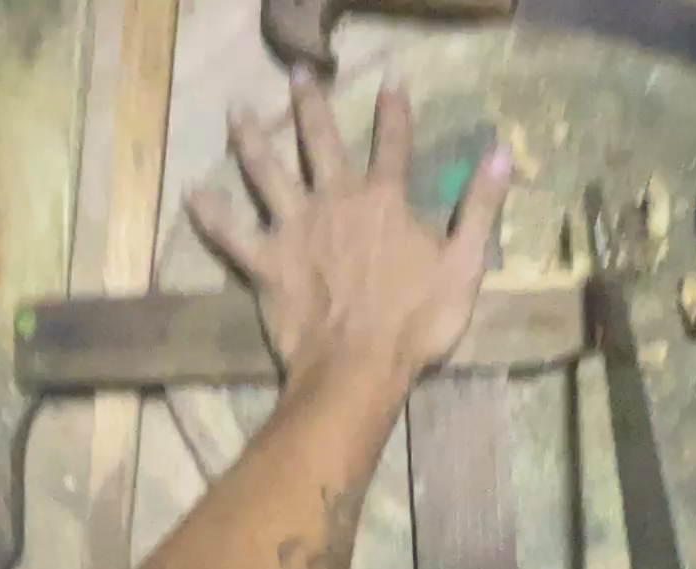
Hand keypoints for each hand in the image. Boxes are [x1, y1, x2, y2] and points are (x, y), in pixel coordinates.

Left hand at [186, 67, 511, 389]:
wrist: (358, 367)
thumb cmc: (415, 323)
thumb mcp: (465, 266)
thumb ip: (480, 208)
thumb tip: (502, 152)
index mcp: (385, 200)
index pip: (393, 145)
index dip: (394, 112)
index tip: (390, 81)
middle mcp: (335, 201)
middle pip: (320, 142)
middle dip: (311, 106)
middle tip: (298, 75)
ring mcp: (296, 229)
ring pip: (268, 172)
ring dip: (251, 140)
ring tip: (235, 111)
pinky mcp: (266, 263)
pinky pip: (232, 236)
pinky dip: (212, 216)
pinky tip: (192, 195)